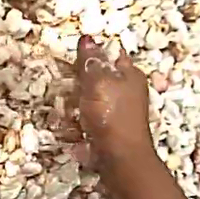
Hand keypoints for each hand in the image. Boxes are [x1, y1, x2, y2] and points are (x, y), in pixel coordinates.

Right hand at [76, 36, 157, 177]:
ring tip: (68, 115)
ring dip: (75, 108)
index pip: (112, 55)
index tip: (74, 60)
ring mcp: (119, 115)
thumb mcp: (98, 82)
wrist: (120, 160)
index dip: (93, 55)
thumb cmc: (111, 116)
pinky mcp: (109, 134)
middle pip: (98, 80)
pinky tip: (73, 132)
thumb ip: (90, 61)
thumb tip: (86, 37)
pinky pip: (89, 123)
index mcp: (131, 75)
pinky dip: (79, 126)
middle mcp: (128, 93)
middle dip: (79, 86)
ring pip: (90, 103)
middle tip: (69, 91)